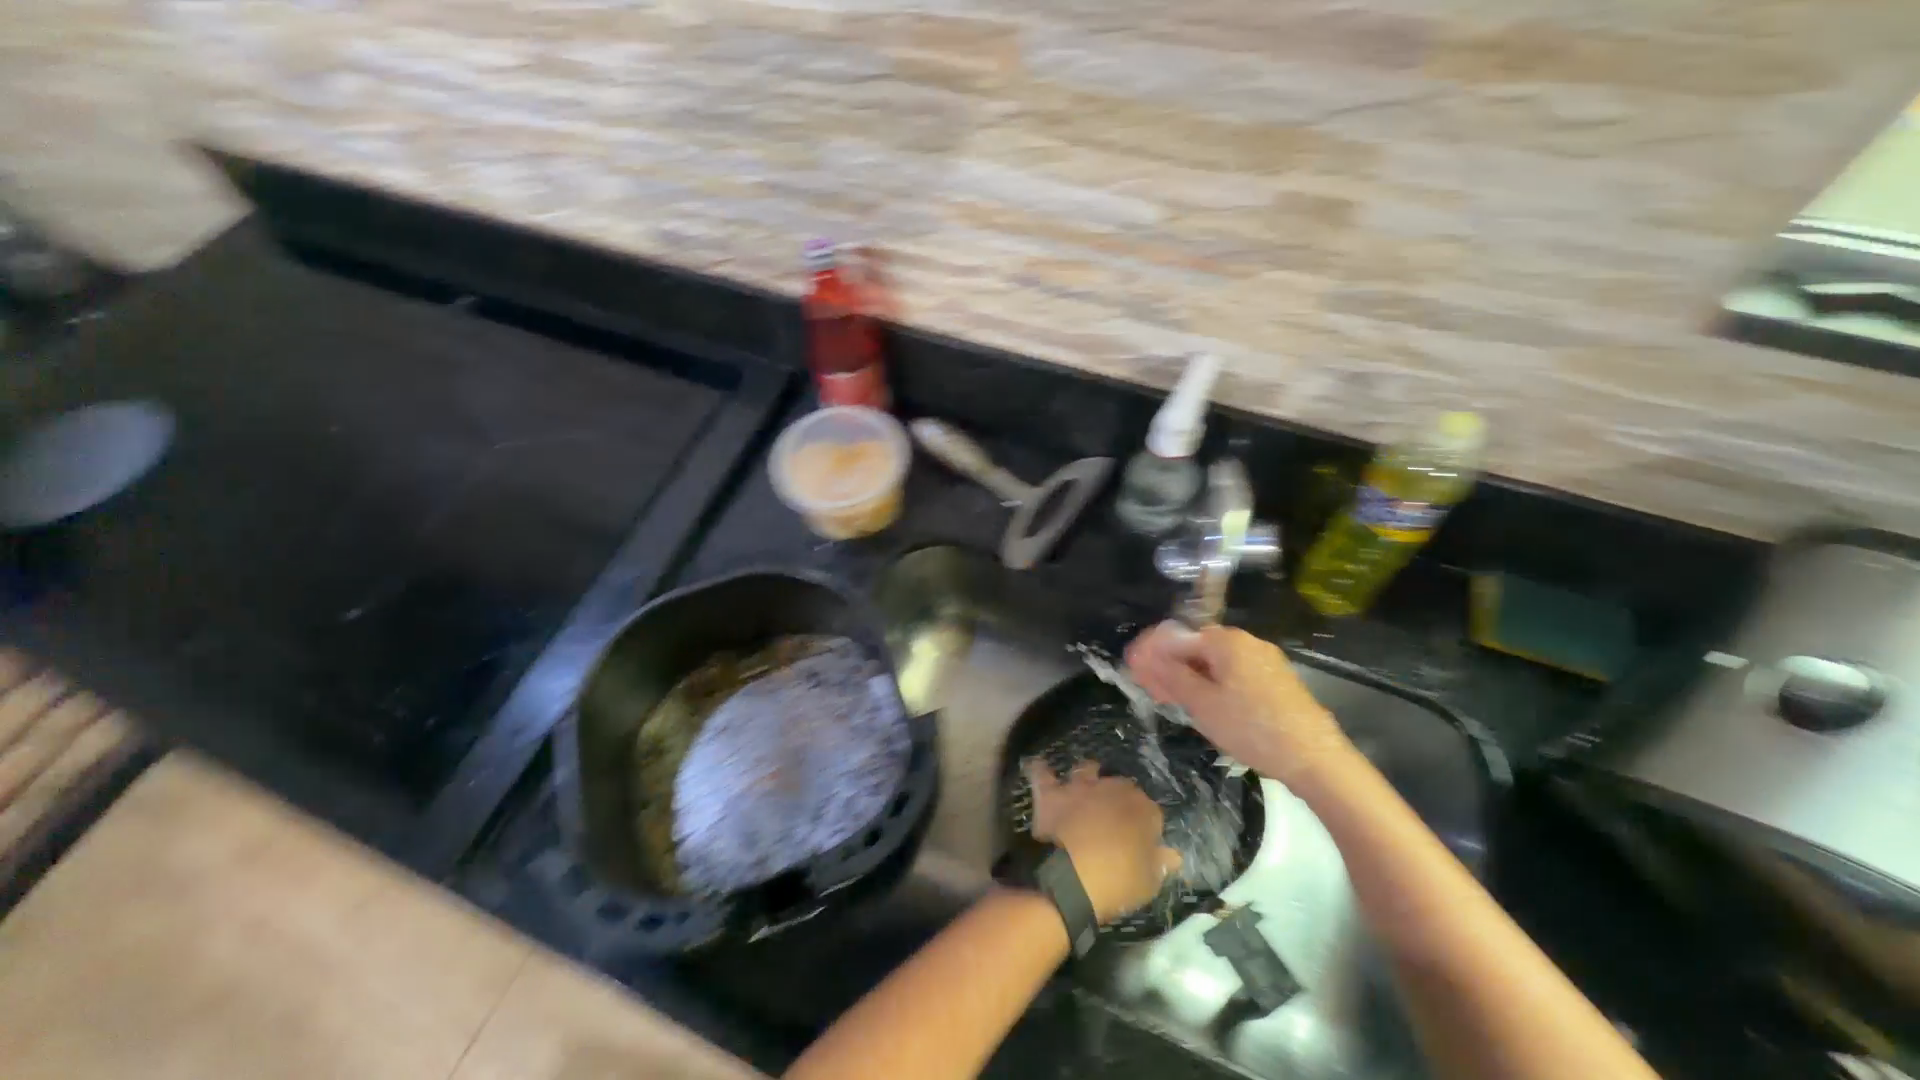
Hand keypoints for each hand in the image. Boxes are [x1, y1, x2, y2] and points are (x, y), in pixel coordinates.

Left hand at [1024, 761, 1180, 922]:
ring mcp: (1081, 788)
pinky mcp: (1052, 794)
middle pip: (1121, 787)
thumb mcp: (1148, 882)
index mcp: (1144, 810)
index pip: (1152, 812)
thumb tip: (1172, 855)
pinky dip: (1040, 771)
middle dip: (1119, 797)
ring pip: (1086, 770)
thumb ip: (1159, 863)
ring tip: (1083, 783)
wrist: (1069, 878)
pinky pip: (1043, 774)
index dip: (1146, 826)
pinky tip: (1038, 768)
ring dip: (1087, 775)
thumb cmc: (1116, 883)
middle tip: (1112, 817)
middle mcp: (1114, 789)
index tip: (1141, 842)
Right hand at [1125, 622, 1352, 786]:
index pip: (1177, 637)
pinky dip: (1213, 685)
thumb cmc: (1251, 727)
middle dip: (1170, 665)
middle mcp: (1247, 643)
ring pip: (1216, 663)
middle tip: (1149, 688)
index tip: (1132, 670)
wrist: (1314, 757)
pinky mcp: (1276, 682)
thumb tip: (1145, 656)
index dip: (1151, 652)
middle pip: (1197, 648)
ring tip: (1172, 701)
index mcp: (1226, 642)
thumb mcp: (1203, 705)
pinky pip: (1234, 675)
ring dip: (1190, 677)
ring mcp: (1265, 661)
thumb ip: (1172, 677)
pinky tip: (1205, 706)